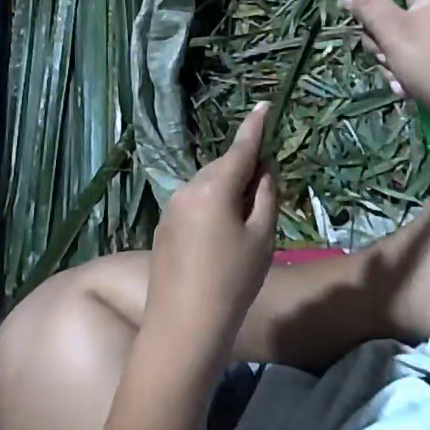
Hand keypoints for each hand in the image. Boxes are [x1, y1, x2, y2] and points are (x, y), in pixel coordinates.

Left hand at [145, 103, 277, 360]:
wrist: (184, 325)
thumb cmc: (233, 281)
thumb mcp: (262, 237)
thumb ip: (266, 197)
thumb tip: (262, 172)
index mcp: (214, 187)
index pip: (240, 148)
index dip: (255, 127)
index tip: (265, 105)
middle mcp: (187, 189)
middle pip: (222, 167)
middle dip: (243, 169)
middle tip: (266, 192)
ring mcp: (171, 208)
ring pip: (206, 186)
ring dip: (226, 190)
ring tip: (244, 223)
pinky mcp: (163, 226)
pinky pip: (193, 204)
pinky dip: (211, 207)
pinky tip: (219, 238)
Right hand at [339, 0, 429, 124]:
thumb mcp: (394, 31)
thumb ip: (368, 7)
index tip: (350, 7)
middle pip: (388, 6)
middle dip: (376, 32)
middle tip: (383, 49)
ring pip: (392, 36)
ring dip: (386, 57)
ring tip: (397, 72)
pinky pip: (404, 57)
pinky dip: (399, 71)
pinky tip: (405, 87)